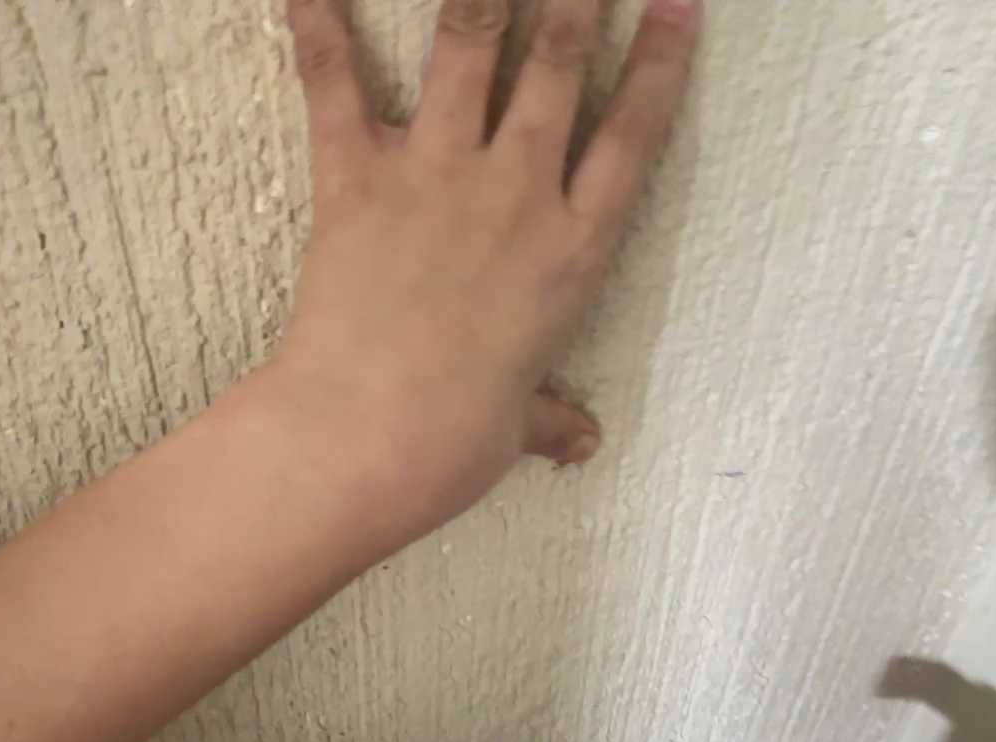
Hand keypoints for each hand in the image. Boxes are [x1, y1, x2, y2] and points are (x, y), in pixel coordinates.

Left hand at [261, 0, 700, 541]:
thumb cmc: (452, 441)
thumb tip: (580, 443)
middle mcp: (513, 195)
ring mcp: (434, 178)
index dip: (661, 65)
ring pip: (469, 44)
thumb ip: (548, 420)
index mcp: (568, 253)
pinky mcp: (357, 182)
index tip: (677, 6)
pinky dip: (319, 25)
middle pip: (559, 64)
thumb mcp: (513, 430)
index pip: (632, 138)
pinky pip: (336, 84)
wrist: (371, 435)